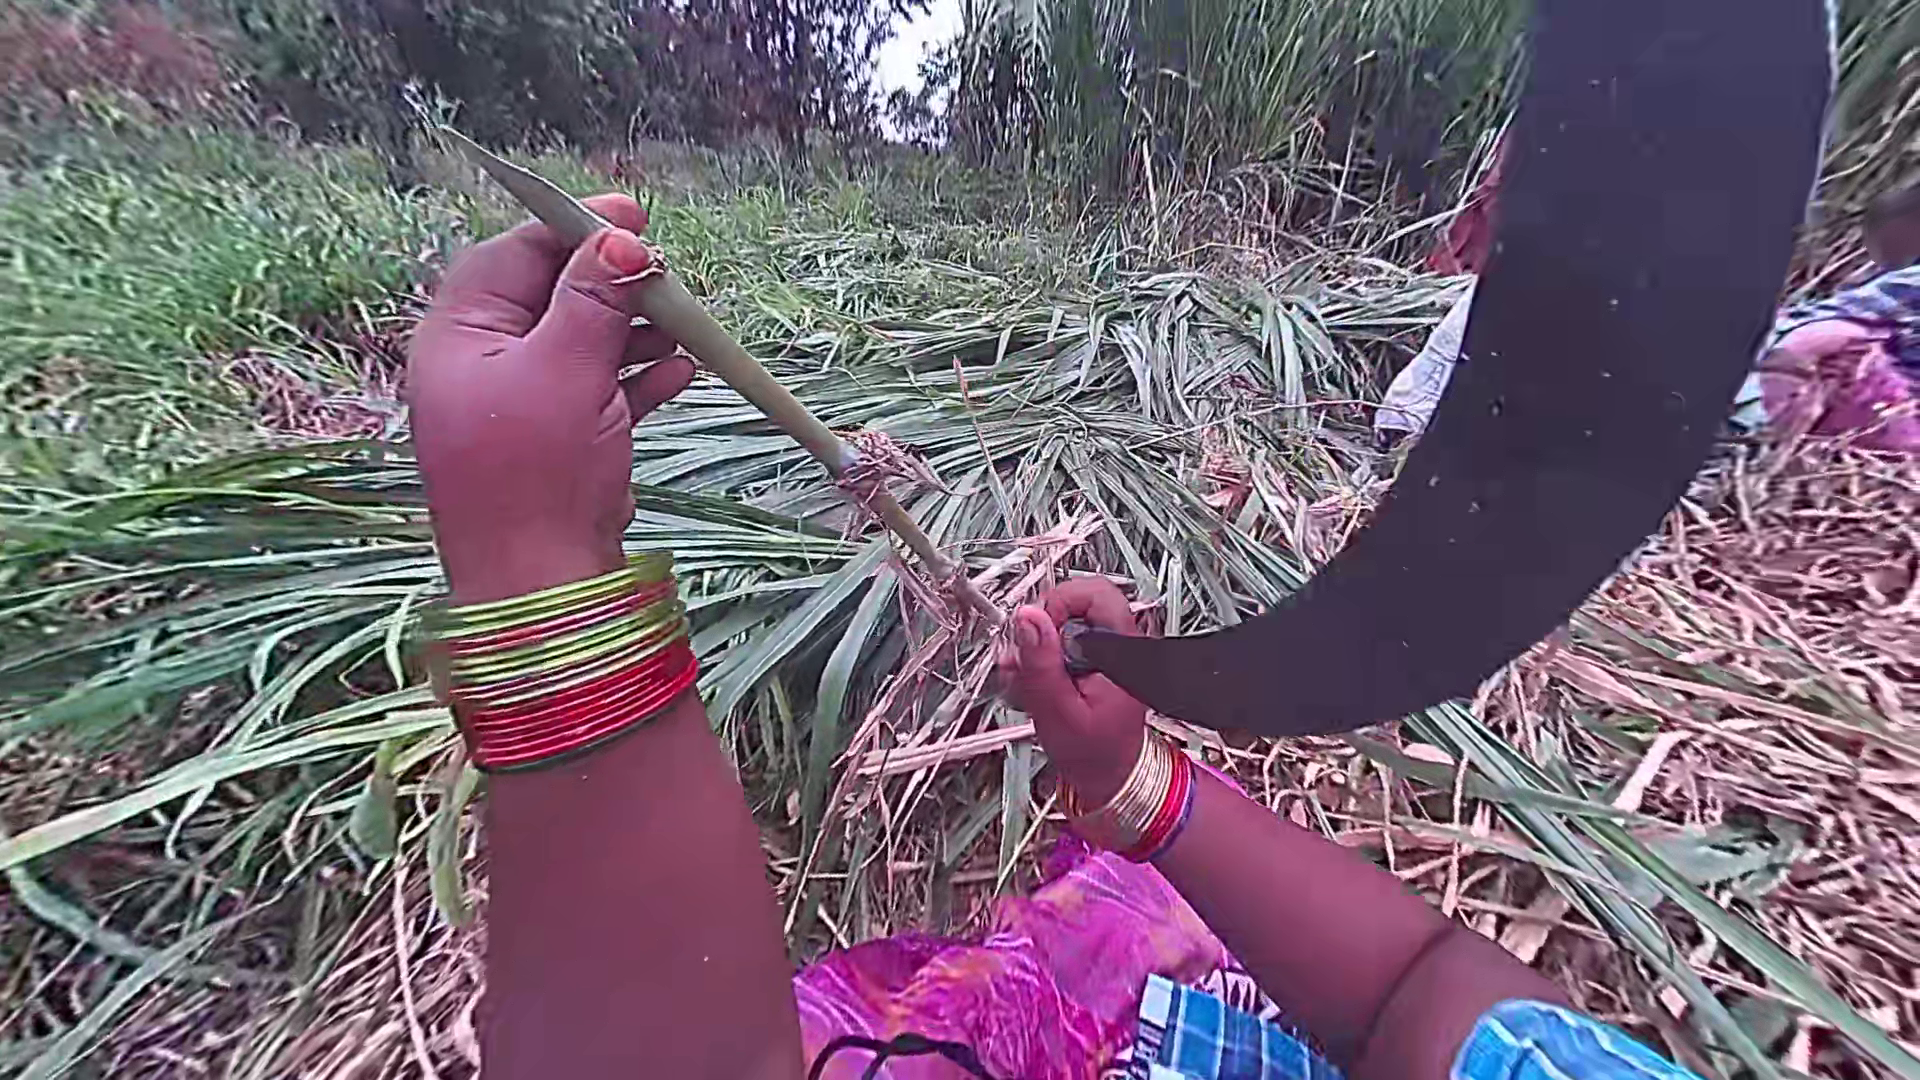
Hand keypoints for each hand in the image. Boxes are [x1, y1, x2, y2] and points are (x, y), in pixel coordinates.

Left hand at [408, 194, 694, 604]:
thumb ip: (592, 304)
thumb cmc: (539, 469)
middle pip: (560, 299)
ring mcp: (536, 400)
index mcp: (464, 334)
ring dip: (637, 335)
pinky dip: (643, 379)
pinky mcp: (572, 434)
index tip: (632, 216)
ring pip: (591, 346)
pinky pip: (610, 390)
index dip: (574, 230)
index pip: (518, 256)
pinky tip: (679, 372)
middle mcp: (494, 361)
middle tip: (668, 280)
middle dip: (617, 288)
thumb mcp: (565, 374)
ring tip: (683, 330)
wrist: (545, 570)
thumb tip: (621, 241)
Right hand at [1000, 578, 1147, 806]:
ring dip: (1037, 647)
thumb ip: (1042, 664)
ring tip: (1030, 680)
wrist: (1109, 778)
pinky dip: (1043, 660)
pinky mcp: (1093, 661)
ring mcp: (1106, 652)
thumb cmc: (1093, 754)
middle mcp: (1117, 644)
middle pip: (1075, 602)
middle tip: (1028, 658)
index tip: (1037, 634)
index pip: (1093, 593)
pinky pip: (1062, 643)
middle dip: (1042, 627)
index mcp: (1120, 651)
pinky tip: (1037, 685)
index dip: (1058, 605)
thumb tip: (1028, 617)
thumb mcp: (1058, 711)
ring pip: (1064, 622)